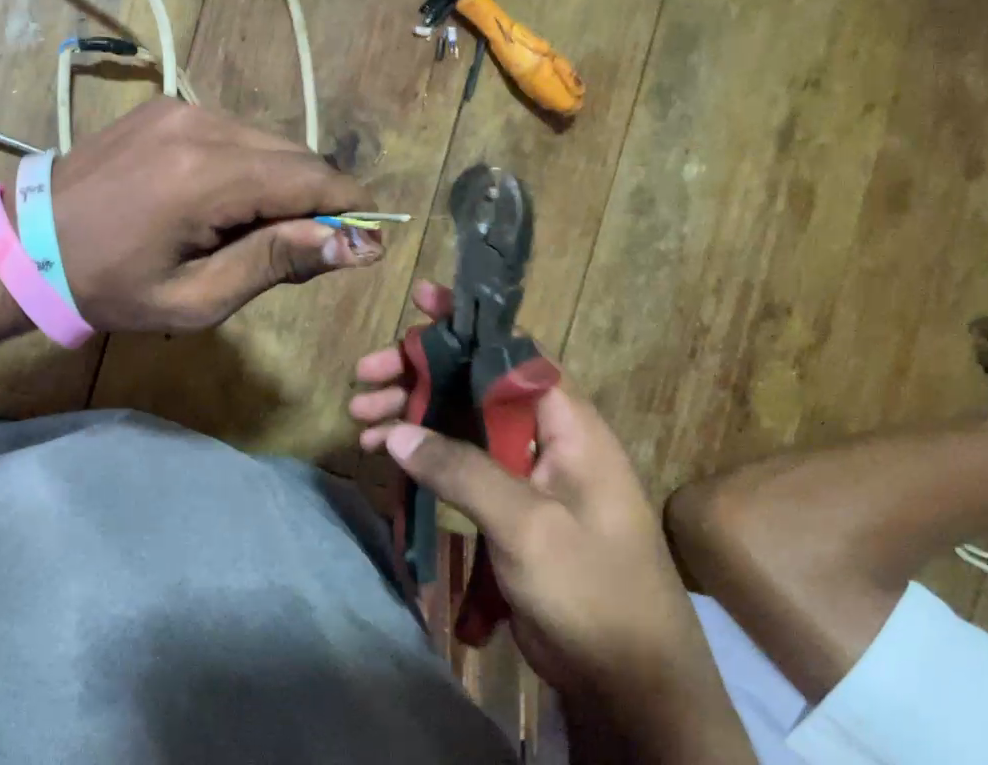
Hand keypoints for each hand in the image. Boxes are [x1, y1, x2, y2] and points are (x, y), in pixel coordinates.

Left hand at [31, 98, 382, 332]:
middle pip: (292, 156)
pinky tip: (212, 202)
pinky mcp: (163, 106)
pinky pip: (230, 133)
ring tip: (238, 231)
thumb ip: (274, 262)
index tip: (363, 241)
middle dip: (309, 200)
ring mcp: (179, 108)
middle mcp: (200, 123)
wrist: (28, 244)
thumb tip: (352, 242)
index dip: (349, 208)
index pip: (312, 178)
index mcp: (206, 175)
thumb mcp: (194, 298)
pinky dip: (241, 166)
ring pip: (264, 142)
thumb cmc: (109, 286)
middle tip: (289, 251)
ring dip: (274, 183)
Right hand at [350, 282, 750, 759]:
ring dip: (410, 417)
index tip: (418, 303)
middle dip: (418, 376)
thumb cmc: (593, 591)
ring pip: (458, 424)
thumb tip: (396, 432)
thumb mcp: (528, 524)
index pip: (515, 355)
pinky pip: (456, 465)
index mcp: (571, 428)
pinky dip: (420, 457)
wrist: (629, 684)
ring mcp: (525, 476)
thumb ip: (462, 470)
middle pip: (474, 386)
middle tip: (364, 378)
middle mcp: (547, 441)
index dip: (467, 326)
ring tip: (358, 421)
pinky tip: (384, 459)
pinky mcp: (506, 509)